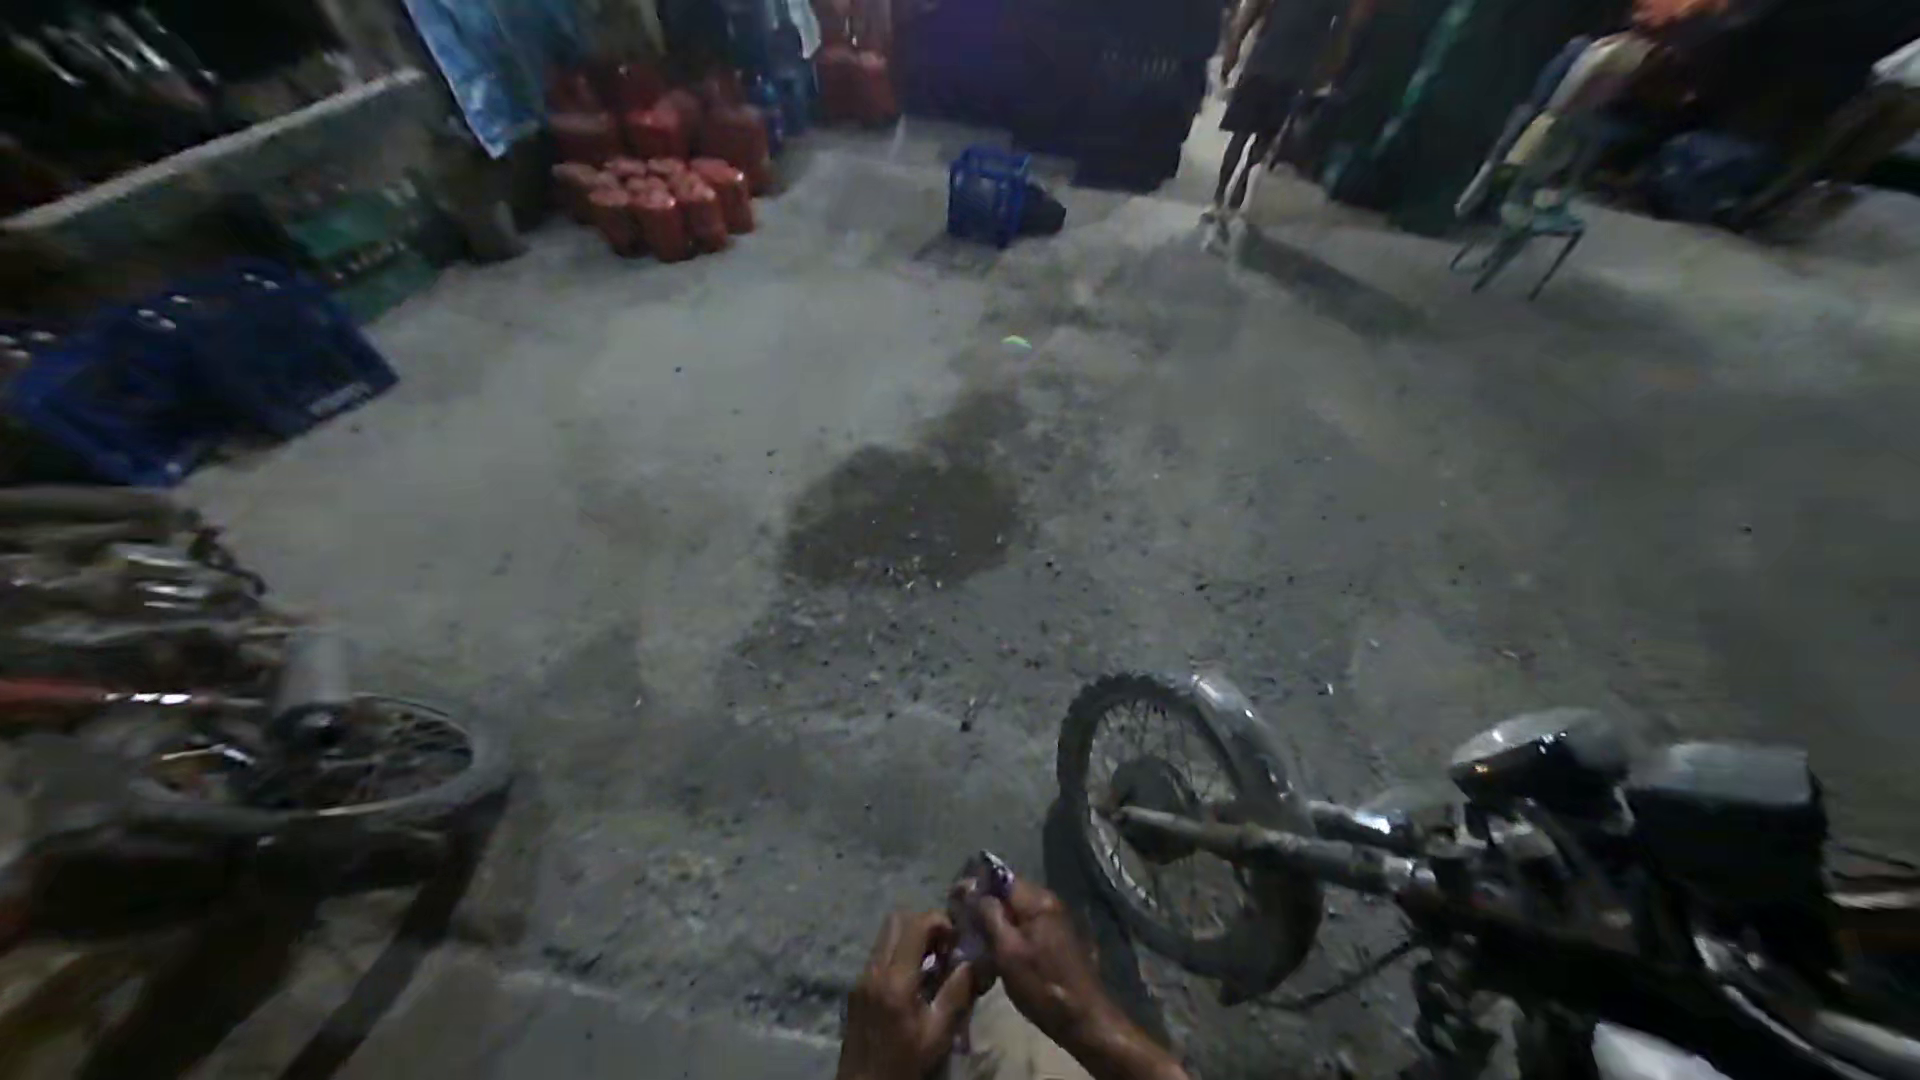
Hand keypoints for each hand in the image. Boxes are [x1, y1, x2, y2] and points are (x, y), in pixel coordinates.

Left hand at [837, 912, 974, 1079]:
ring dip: (909, 938)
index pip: (916, 925)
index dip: (939, 921)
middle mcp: (874, 970)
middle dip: (922, 924)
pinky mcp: (856, 988)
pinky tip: (911, 981)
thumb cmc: (904, 1065)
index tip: (954, 939)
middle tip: (941, 947)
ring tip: (929, 963)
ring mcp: (861, 977)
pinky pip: (878, 955)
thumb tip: (972, 962)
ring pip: (885, 935)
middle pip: (896, 920)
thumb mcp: (938, 1034)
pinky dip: (897, 954)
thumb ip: (956, 993)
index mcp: (896, 979)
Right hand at [978, 882, 1187, 1079]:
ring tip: (976, 935)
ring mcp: (1055, 918)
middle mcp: (1048, 900)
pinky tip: (998, 947)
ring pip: (1016, 908)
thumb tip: (971, 889)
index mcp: (1038, 899)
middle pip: (1008, 891)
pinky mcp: (1057, 936)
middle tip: (962, 920)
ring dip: (996, 917)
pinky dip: (1010, 929)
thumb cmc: (1043, 986)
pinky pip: (1026, 922)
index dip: (975, 885)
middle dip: (984, 902)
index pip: (999, 877)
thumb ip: (990, 916)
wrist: (1086, 1019)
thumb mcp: (1008, 952)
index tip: (954, 899)